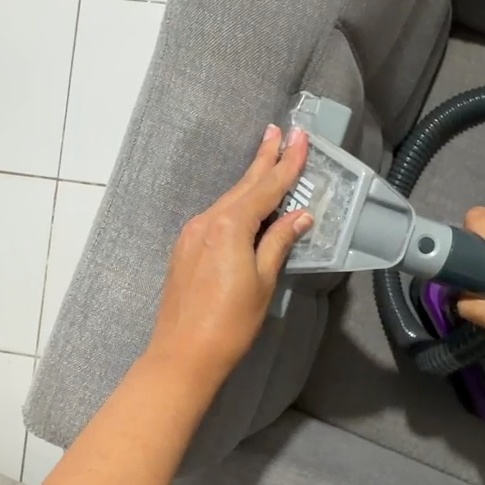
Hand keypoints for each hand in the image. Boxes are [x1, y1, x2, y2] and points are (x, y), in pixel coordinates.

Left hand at [146, 125, 312, 378]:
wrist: (183, 354)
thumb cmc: (229, 323)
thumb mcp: (263, 281)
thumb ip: (279, 243)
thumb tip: (299, 217)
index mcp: (229, 225)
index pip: (266, 187)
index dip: (287, 164)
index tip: (300, 139)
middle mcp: (206, 221)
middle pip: (243, 186)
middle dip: (264, 159)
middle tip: (279, 131)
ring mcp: (191, 235)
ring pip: (228, 201)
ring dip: (250, 182)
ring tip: (267, 160)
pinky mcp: (185, 250)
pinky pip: (215, 218)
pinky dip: (235, 207)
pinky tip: (245, 206)